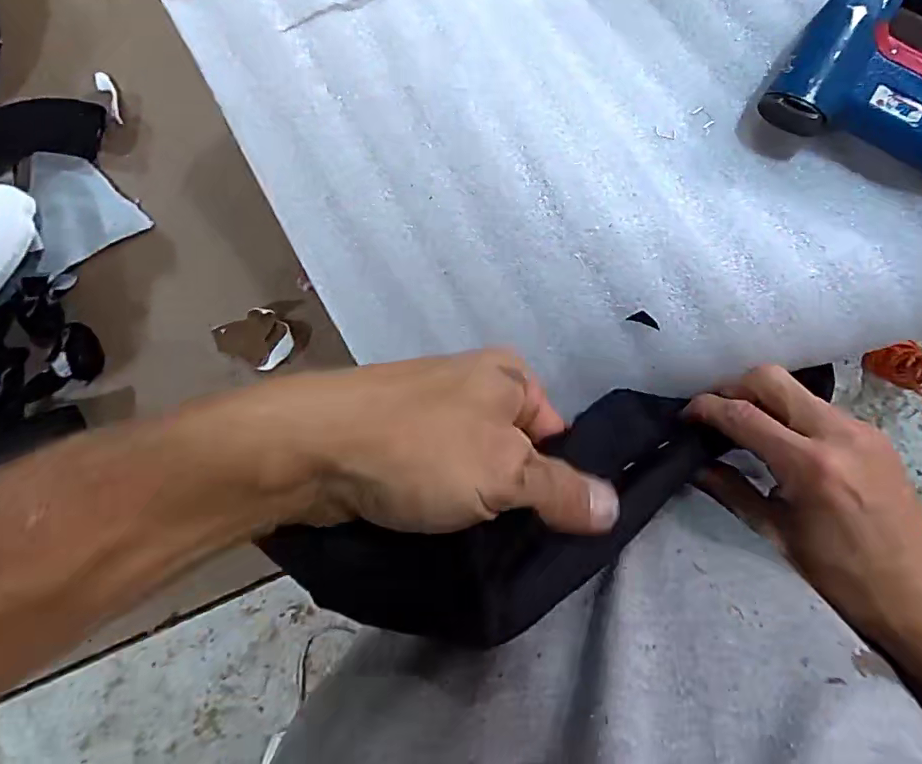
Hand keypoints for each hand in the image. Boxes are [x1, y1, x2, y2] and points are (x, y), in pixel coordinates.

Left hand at [179, 349, 618, 535]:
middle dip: (517, 499)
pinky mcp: (396, 439)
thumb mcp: (503, 471)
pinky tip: (437, 532)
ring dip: (477, 507)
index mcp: (510, 375)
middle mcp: (475, 384)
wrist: (307, 448)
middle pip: (518, 453)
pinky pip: (438, 476)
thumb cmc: (420, 448)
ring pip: (475, 469)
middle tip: (515, 545)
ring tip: (475, 546)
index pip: (559, 436)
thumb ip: (561, 491)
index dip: (561, 483)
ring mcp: (431, 410)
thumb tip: (615, 508)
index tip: (555, 530)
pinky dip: (442, 504)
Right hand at [686, 365, 921, 649]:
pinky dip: (795, 413)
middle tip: (715, 413)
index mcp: (811, 466)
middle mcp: (838, 433)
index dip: (708, 408)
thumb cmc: (845, 580)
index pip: (745, 415)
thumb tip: (696, 466)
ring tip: (746, 426)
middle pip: (771, 378)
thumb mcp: (781, 537)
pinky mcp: (875, 433)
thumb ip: (734, 492)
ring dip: (765, 398)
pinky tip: (786, 440)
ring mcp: (861, 428)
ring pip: (798, 389)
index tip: (686, 415)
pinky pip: (823, 408)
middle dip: (735, 387)